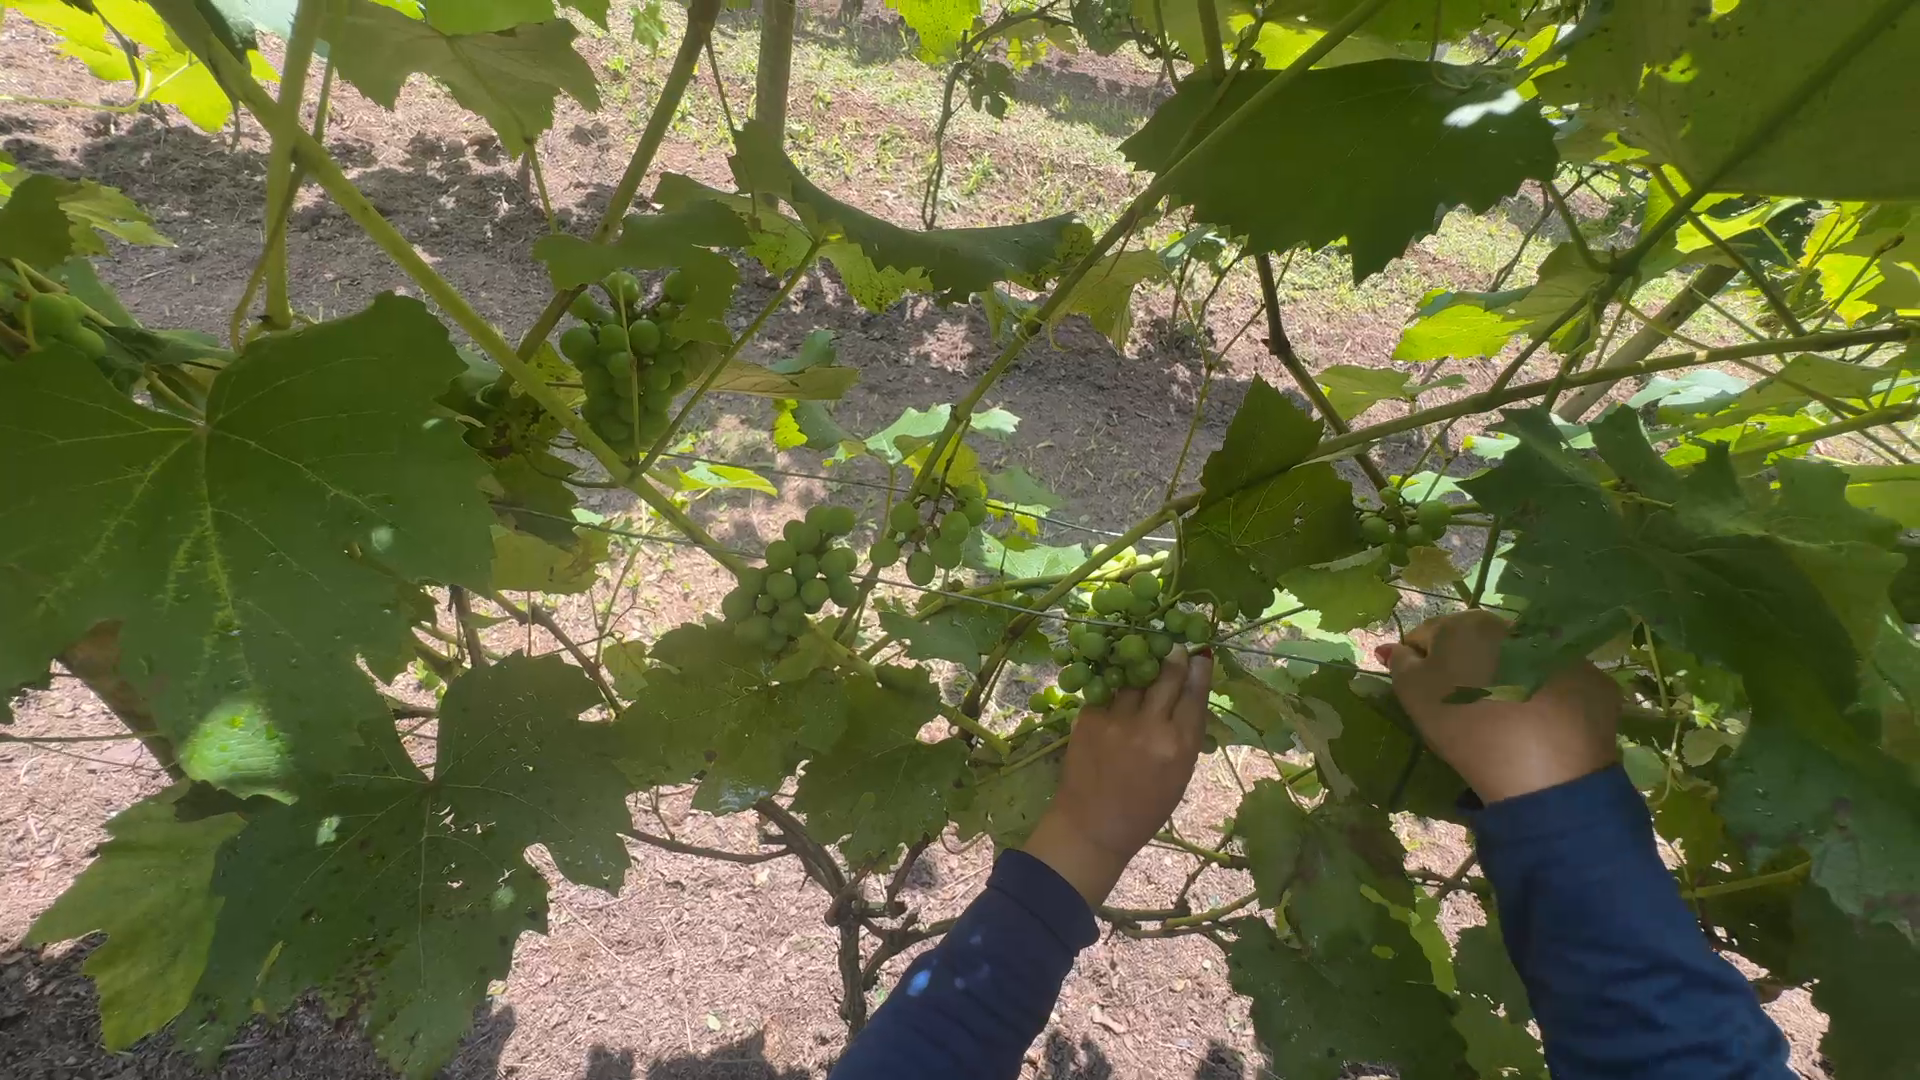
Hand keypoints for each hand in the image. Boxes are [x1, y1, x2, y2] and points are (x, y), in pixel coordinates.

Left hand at [1023, 647, 1213, 906]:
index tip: (1201, 654)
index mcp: (1179, 747)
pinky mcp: (1088, 716)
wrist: (1093, 825)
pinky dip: (1114, 687)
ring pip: (1134, 680)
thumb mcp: (1179, 775)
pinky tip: (1118, 682)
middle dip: (1173, 659)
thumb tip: (1190, 697)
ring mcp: (1116, 719)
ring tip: (1146, 657)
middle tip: (1174, 647)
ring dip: (1141, 667)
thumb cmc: (1144, 807)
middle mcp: (1150, 728)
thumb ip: (1185, 736)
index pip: (1195, 697)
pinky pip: (1107, 691)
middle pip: (1166, 678)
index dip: (1199, 672)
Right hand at [1382, 610, 1619, 803]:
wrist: (1544, 772)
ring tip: (1503, 717)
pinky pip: (1556, 683)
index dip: (1420, 663)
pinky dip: (1544, 696)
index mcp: (1466, 624)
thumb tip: (1398, 649)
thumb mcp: (1411, 692)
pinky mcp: (1593, 681)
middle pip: (1476, 644)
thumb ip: (1399, 661)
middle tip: (1462, 706)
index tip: (1424, 692)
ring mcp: (1560, 652)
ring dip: (1506, 679)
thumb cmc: (1463, 725)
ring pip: (1518, 661)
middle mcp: (1514, 627)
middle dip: (1466, 667)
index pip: (1428, 635)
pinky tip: (1537, 724)